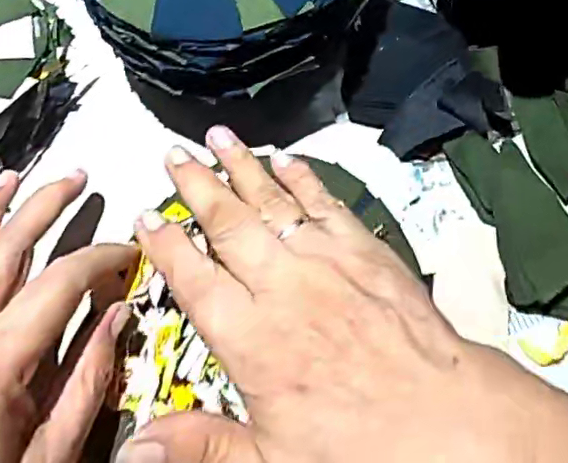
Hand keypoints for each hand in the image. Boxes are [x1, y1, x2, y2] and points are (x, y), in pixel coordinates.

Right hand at [122, 126, 567, 462]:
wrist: (433, 407)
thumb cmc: (351, 441)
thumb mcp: (269, 458)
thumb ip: (201, 444)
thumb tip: (134, 447)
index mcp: (249, 336)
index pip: (193, 279)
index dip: (166, 246)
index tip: (147, 215)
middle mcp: (281, 283)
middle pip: (229, 223)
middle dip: (198, 185)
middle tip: (176, 154)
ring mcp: (324, 256)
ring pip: (274, 200)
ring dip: (246, 166)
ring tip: (222, 137)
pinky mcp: (362, 243)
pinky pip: (326, 201)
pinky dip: (305, 177)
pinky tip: (289, 159)